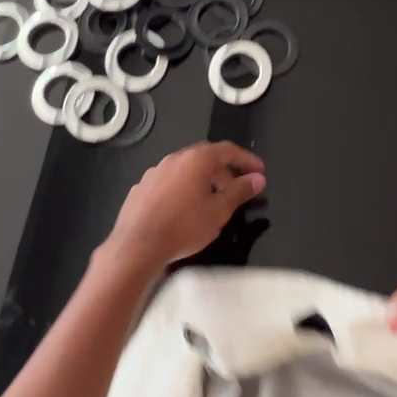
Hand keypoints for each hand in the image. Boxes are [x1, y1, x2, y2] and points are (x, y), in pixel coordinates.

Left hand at [100, 141, 265, 273]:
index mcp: (196, 160)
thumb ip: (240, 191)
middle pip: (205, 157)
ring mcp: (154, 172)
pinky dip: (182, 189)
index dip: (247, 159)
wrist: (137, 246)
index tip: (260, 171)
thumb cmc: (184, 226)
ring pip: (185, 170)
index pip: (227, 150)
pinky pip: (168, 182)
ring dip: (202, 180)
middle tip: (236, 188)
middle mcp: (174, 159)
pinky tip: (183, 209)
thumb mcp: (219, 211)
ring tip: (211, 200)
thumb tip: (258, 179)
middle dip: (224, 170)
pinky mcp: (140, 188)